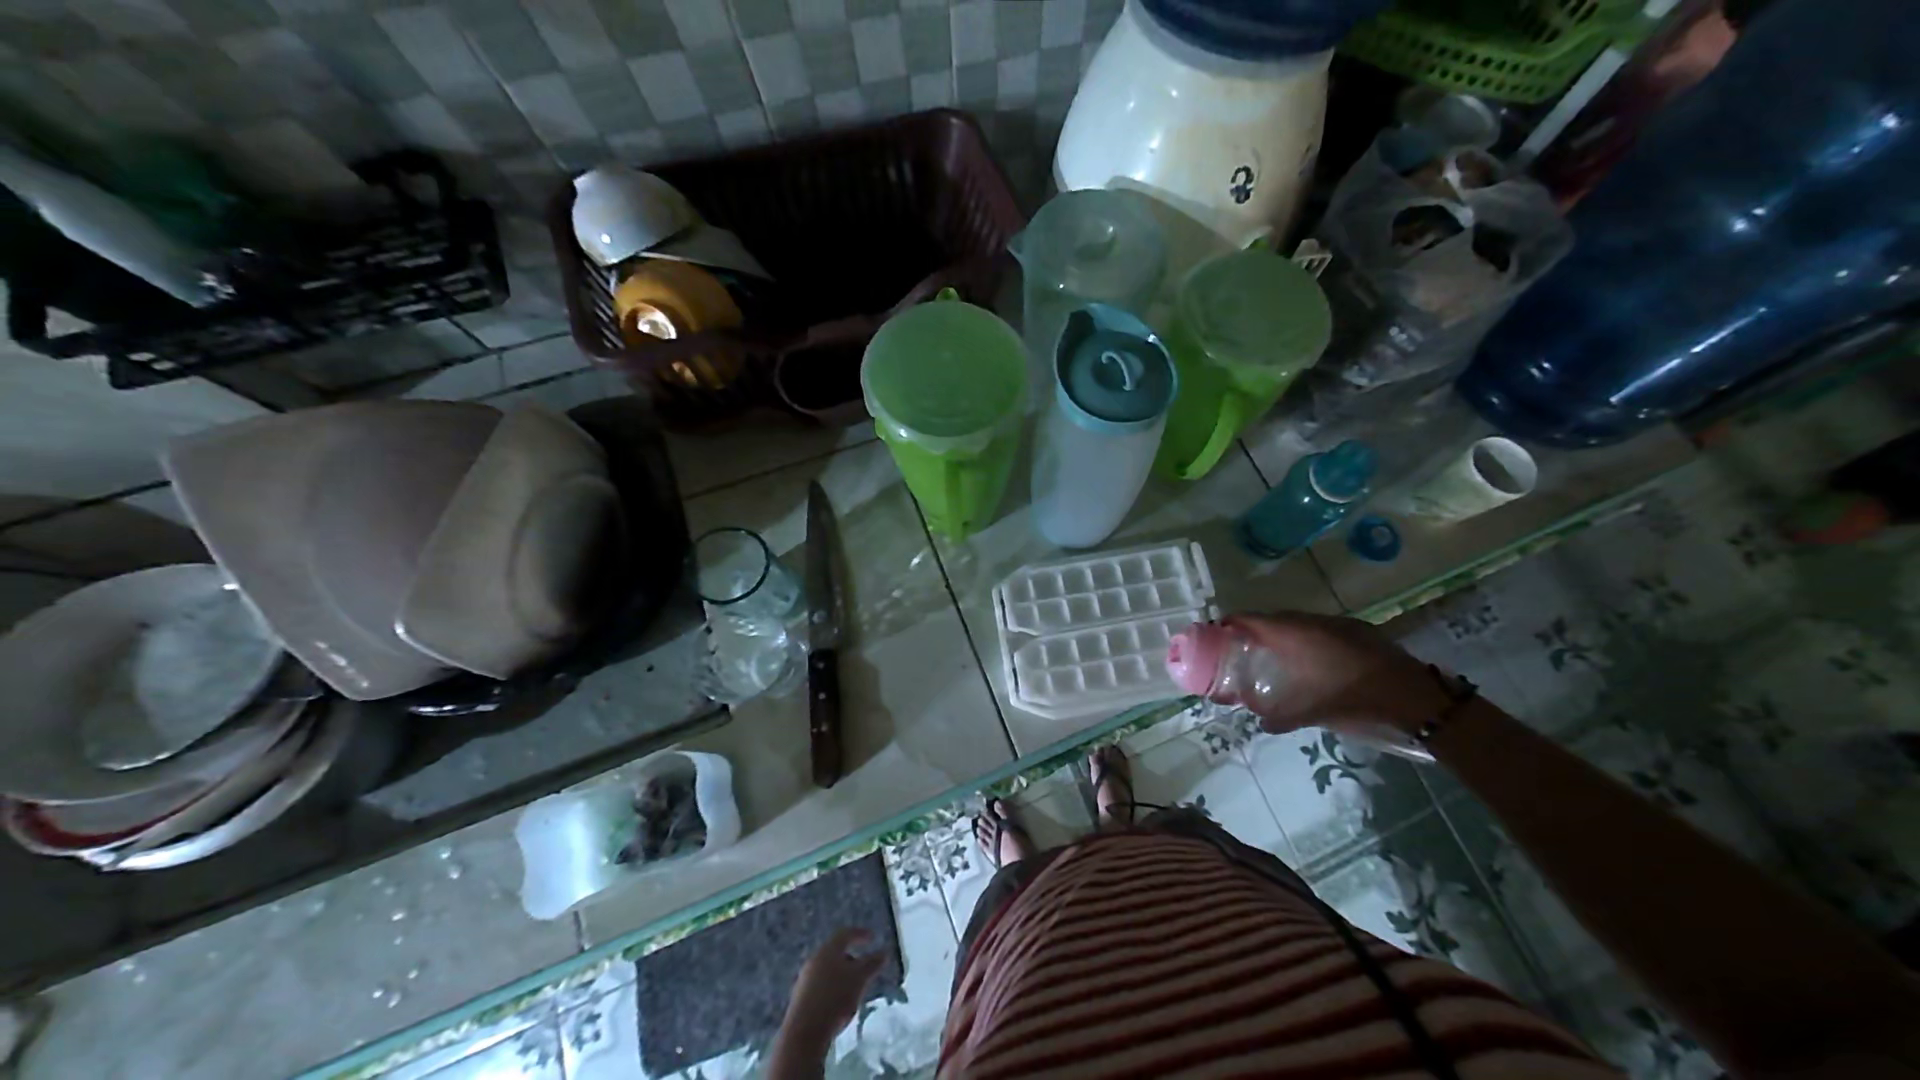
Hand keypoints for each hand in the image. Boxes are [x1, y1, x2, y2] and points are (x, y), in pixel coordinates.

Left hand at [775, 928, 886, 1057]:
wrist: (805, 1031)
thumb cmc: (835, 997)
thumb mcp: (860, 978)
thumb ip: (872, 964)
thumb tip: (884, 952)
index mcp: (828, 950)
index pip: (845, 934)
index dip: (860, 934)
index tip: (872, 937)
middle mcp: (814, 960)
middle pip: (835, 953)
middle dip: (852, 960)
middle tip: (864, 969)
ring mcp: (805, 979)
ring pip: (828, 970)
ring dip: (842, 976)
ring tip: (854, 990)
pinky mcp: (801, 998)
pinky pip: (821, 986)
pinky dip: (833, 989)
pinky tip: (839, 1004)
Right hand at [1222, 612, 1448, 735]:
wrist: (1410, 694)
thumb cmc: (1351, 698)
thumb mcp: (1311, 712)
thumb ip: (1280, 715)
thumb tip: (1259, 721)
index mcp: (1294, 635)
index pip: (1253, 620)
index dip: (1232, 623)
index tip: (1218, 632)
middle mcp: (1311, 622)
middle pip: (1273, 618)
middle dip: (1256, 629)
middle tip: (1243, 646)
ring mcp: (1336, 623)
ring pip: (1298, 622)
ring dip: (1282, 633)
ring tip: (1273, 652)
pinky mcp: (1356, 630)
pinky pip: (1318, 628)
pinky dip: (1305, 638)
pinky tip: (1309, 657)